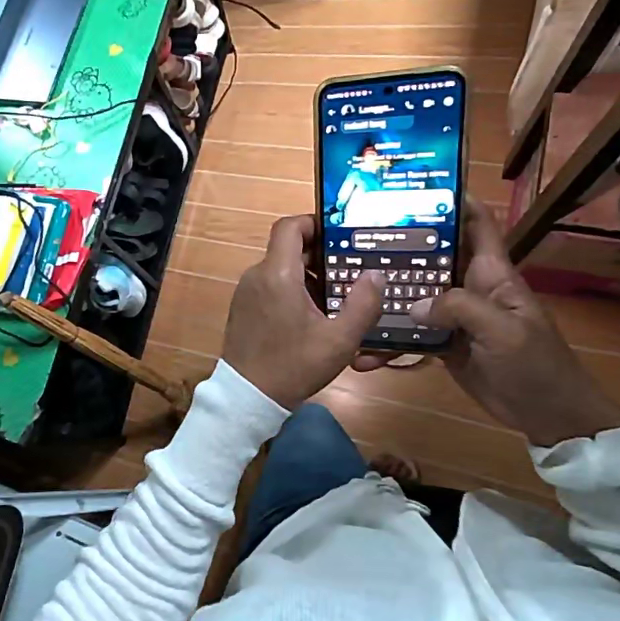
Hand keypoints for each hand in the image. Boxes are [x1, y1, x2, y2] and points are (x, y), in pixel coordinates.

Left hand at [223, 215, 384, 410]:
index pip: (290, 226)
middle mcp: (258, 275)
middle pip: (289, 248)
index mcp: (278, 274)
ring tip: (337, 296)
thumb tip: (376, 274)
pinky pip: (271, 285)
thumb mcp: (339, 340)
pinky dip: (292, 289)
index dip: (314, 222)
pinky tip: (313, 315)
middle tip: (350, 269)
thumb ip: (363, 305)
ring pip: (281, 268)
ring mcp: (246, 291)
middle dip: (321, 255)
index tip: (340, 235)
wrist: (248, 398)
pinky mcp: (243, 307)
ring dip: (309, 275)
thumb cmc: (294, 366)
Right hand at [354, 200, 619, 446]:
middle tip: (356, 237)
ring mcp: (455, 316)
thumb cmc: (536, 365)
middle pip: (434, 255)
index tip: (414, 186)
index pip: (476, 224)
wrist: (548, 414)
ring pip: (416, 294)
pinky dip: (389, 342)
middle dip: (401, 245)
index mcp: (491, 273)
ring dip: (387, 295)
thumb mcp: (503, 330)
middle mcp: (469, 286)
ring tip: (348, 290)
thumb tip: (413, 305)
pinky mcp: (444, 343)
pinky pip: (412, 335)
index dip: (453, 200)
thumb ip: (460, 308)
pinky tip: (364, 352)